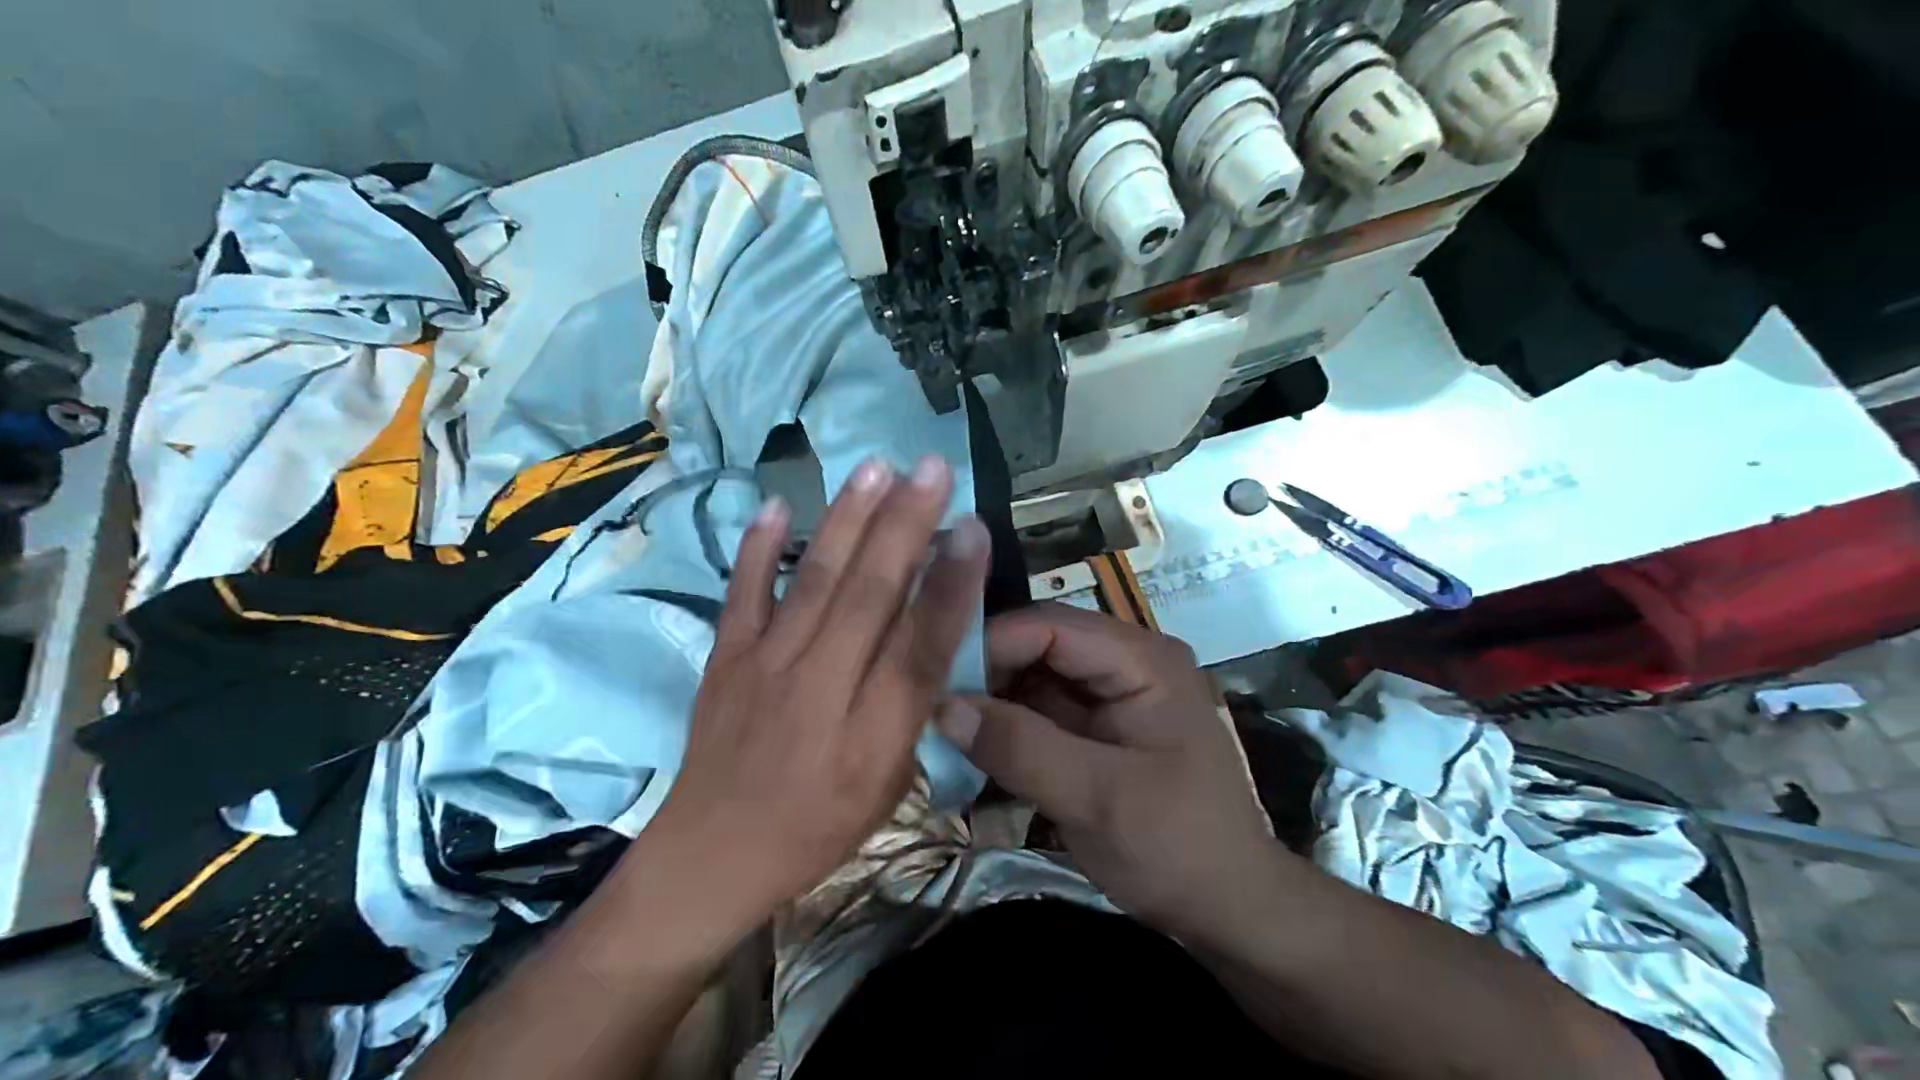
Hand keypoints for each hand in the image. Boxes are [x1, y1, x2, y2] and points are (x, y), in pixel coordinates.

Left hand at [650, 456, 989, 930]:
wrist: (713, 855)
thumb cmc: (817, 828)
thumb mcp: (887, 786)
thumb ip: (912, 710)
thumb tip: (932, 631)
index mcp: (872, 735)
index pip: (920, 649)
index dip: (950, 586)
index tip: (973, 529)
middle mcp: (820, 691)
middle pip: (869, 598)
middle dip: (905, 527)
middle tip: (932, 469)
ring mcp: (765, 669)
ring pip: (814, 583)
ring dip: (847, 521)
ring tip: (876, 468)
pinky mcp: (724, 660)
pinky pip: (742, 595)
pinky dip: (758, 549)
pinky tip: (774, 505)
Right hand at [937, 604, 1272, 936]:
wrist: (1229, 906)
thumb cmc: (1177, 849)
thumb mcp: (1096, 800)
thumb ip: (1021, 748)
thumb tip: (943, 705)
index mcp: (1143, 660)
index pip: (1051, 625)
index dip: (991, 645)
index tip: (936, 684)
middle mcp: (1128, 660)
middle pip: (1040, 643)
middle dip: (987, 673)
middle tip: (934, 709)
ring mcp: (1114, 691)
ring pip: (1036, 674)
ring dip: (993, 699)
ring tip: (944, 727)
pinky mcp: (1100, 723)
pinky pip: (1043, 707)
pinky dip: (1009, 724)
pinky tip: (975, 745)